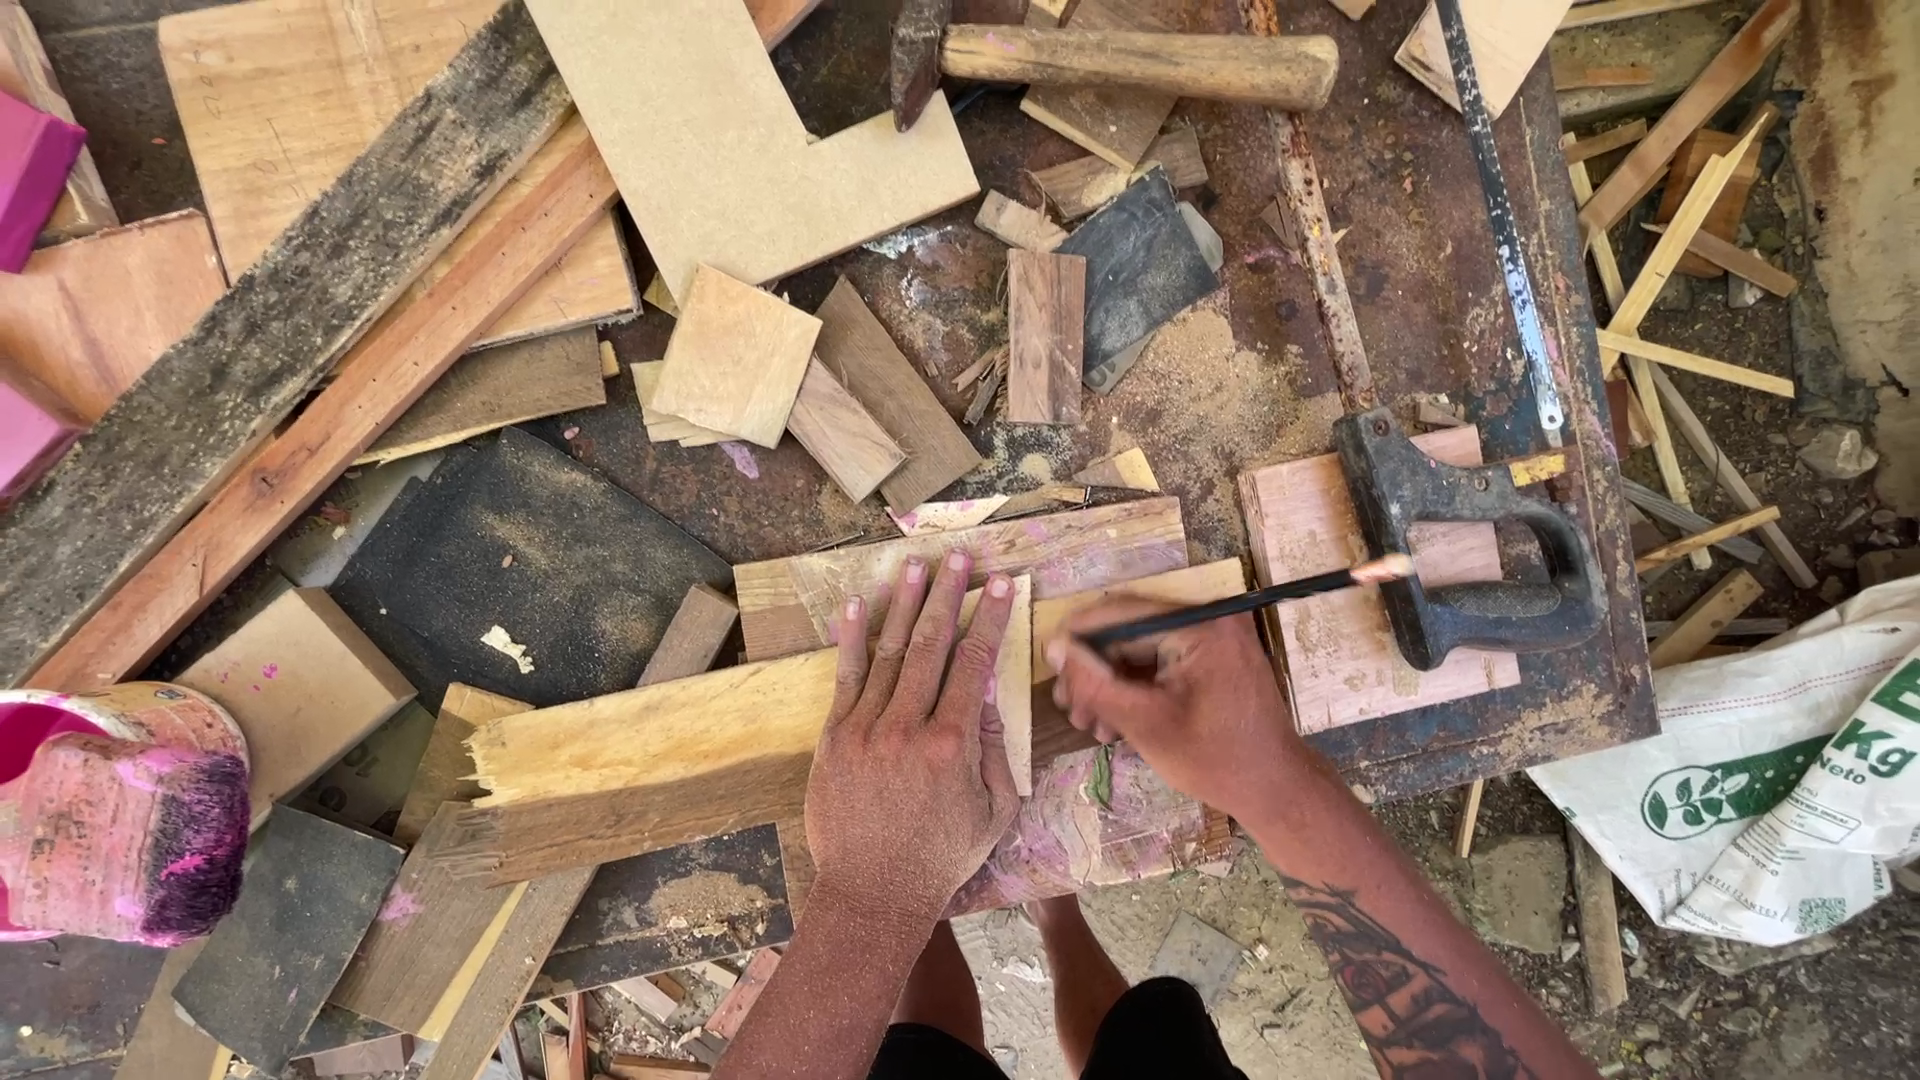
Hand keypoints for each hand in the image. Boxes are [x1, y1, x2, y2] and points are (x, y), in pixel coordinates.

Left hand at [804, 551, 1022, 927]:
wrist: (872, 892)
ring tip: (917, 566)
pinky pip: (845, 677)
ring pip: (890, 652)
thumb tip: (992, 695)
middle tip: (960, 558)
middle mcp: (909, 726)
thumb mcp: (994, 812)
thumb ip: (997, 751)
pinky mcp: (834, 736)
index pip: (975, 663)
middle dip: (950, 595)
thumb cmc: (941, 855)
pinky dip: (850, 638)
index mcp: (953, 744)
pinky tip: (857, 603)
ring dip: (905, 604)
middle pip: (933, 644)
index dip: (989, 618)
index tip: (1000, 584)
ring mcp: (866, 728)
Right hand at [1044, 598, 1309, 823]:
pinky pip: (1159, 660)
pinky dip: (1133, 686)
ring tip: (1087, 722)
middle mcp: (1208, 619)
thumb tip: (1055, 648)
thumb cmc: (1216, 760)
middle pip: (1128, 629)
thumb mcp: (1145, 723)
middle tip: (1067, 705)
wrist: (1276, 791)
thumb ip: (1095, 684)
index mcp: (1200, 625)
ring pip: (1139, 647)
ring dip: (1108, 681)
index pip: (1122, 613)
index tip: (1048, 663)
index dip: (1078, 636)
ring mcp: (1212, 637)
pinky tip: (1112, 720)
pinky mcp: (1211, 657)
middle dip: (1093, 668)